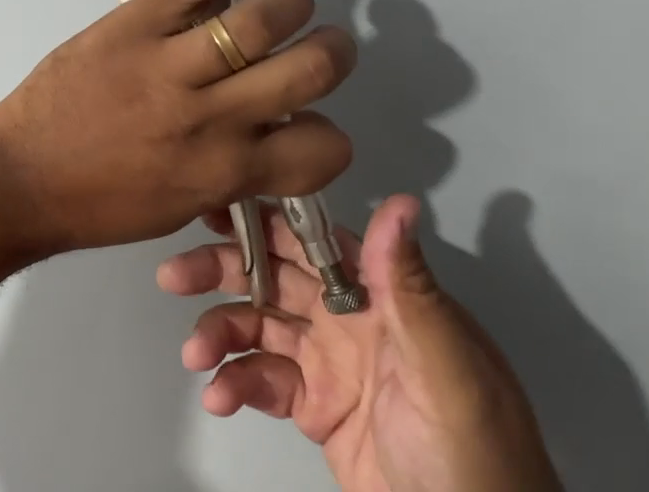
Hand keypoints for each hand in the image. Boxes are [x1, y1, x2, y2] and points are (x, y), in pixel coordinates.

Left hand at [0, 0, 357, 253]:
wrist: (20, 177)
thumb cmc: (95, 204)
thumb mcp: (177, 208)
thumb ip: (231, 178)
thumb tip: (266, 152)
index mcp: (225, 170)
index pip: (322, 149)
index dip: (330, 136)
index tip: (310, 121)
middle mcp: (211, 116)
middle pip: (310, 68)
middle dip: (332, 53)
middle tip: (323, 47)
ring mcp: (170, 64)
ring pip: (261, 19)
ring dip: (292, 3)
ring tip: (290, 3)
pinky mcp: (132, 25)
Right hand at [157, 196, 561, 491]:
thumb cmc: (473, 446)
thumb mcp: (445, 364)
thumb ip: (410, 286)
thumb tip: (399, 202)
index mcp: (382, 296)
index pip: (314, 239)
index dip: (265, 219)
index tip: (213, 206)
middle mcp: (349, 319)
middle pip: (274, 277)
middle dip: (222, 269)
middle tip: (174, 275)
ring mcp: (329, 364)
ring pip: (258, 327)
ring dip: (219, 332)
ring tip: (195, 355)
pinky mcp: (315, 408)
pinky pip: (262, 381)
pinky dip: (234, 383)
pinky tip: (219, 396)